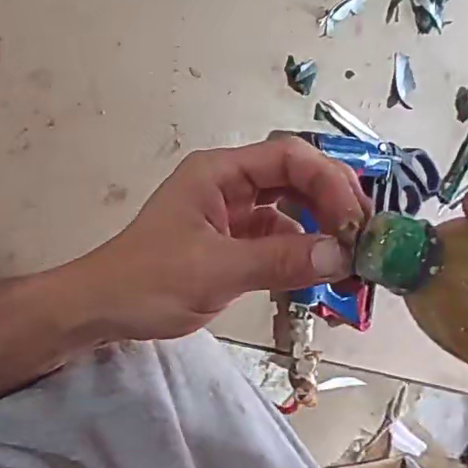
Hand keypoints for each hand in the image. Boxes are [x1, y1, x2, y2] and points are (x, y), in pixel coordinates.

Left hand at [60, 137, 371, 340]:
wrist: (102, 309)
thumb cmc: (147, 281)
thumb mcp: (215, 270)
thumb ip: (279, 261)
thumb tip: (342, 256)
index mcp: (218, 172)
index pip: (287, 158)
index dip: (328, 182)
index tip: (355, 220)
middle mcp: (228, 184)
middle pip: (295, 178)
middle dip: (332, 203)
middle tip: (364, 238)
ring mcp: (231, 212)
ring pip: (290, 208)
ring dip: (322, 229)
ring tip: (351, 259)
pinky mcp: (232, 241)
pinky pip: (278, 238)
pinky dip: (302, 252)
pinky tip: (323, 272)